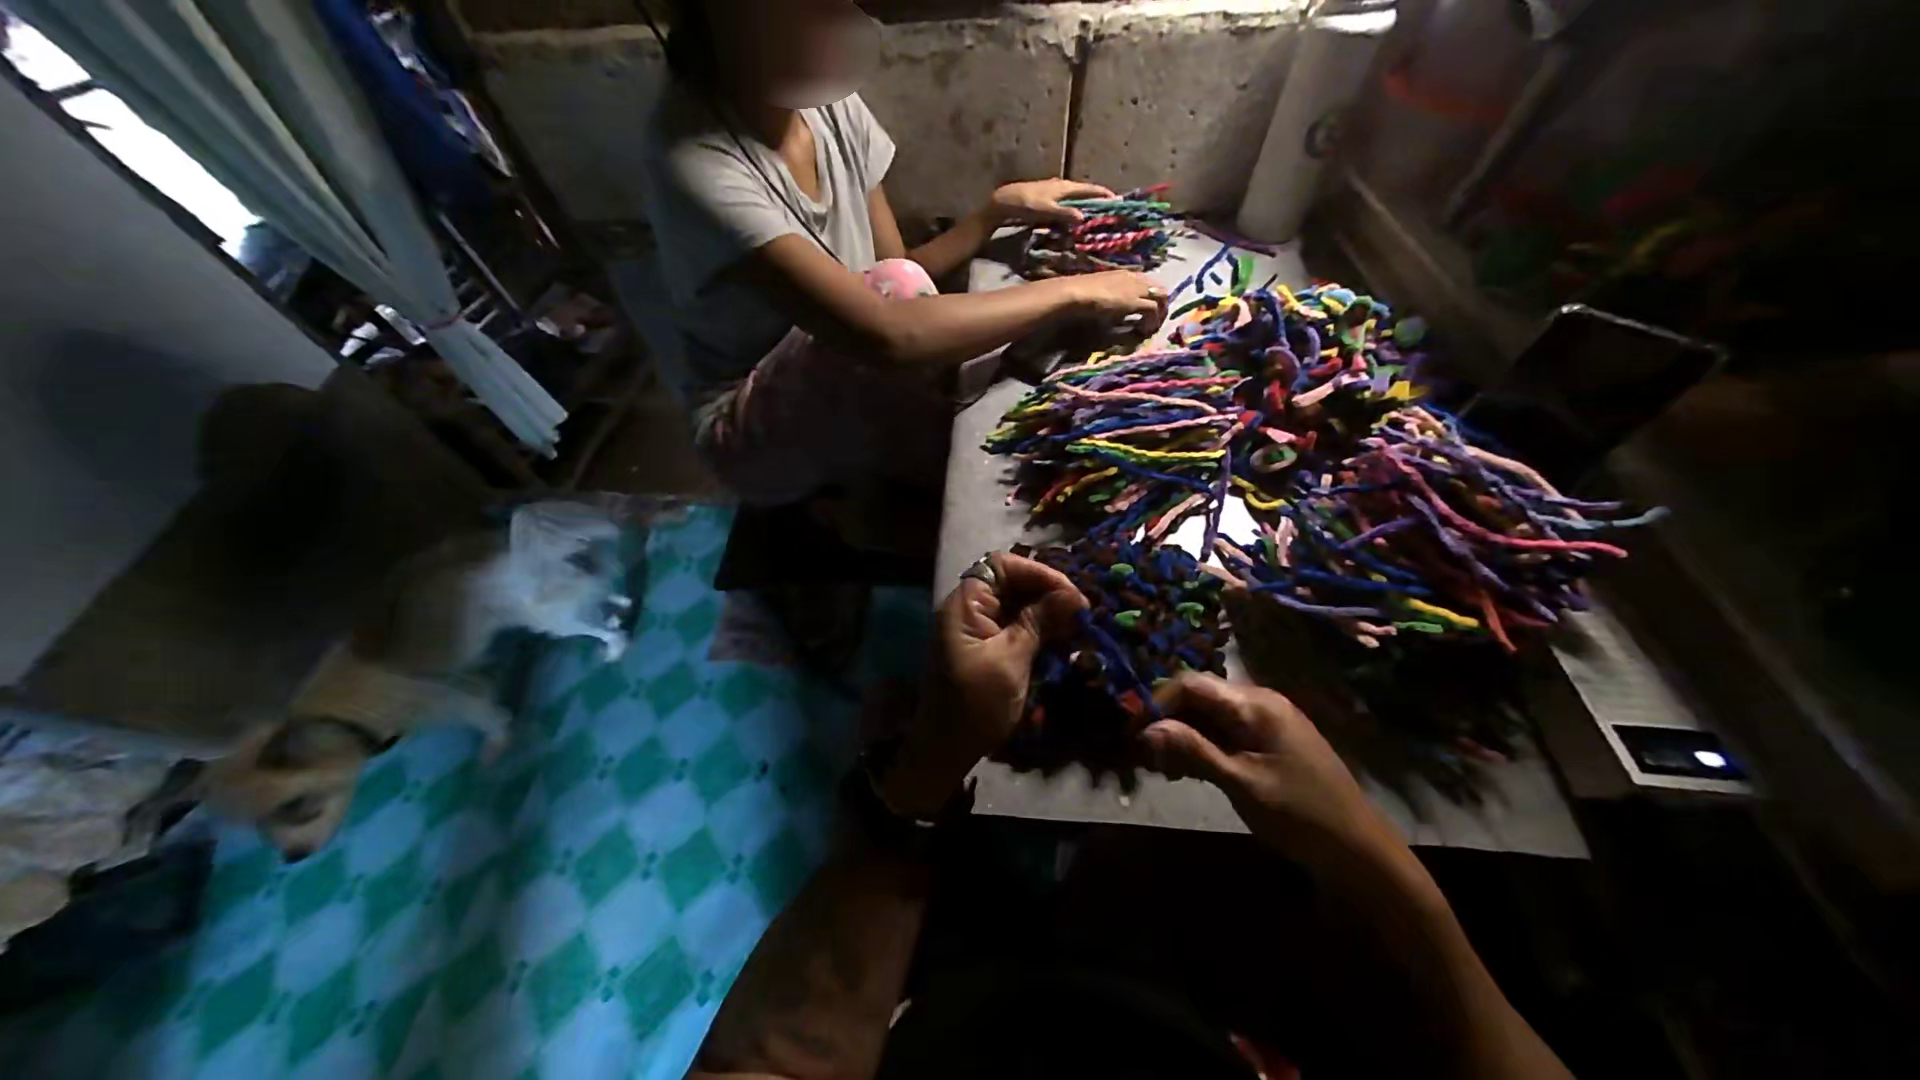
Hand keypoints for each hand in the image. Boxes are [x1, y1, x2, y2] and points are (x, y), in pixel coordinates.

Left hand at [880, 553, 1086, 815]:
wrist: (945, 750)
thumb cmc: (975, 704)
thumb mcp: (1011, 660)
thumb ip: (1039, 623)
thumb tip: (1073, 595)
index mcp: (965, 604)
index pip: (1003, 566)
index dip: (1038, 573)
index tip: (1070, 595)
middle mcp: (968, 609)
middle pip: (1011, 582)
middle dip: (1047, 592)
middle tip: (1080, 612)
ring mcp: (976, 628)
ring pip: (1016, 603)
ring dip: (1046, 611)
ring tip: (1076, 626)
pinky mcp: (985, 647)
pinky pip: (1014, 625)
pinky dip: (1037, 629)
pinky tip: (1060, 640)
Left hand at [990, 178, 1116, 227]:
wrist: (1004, 202)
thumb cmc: (1025, 204)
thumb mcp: (1046, 211)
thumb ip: (1064, 214)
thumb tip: (1083, 218)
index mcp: (1065, 187)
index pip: (1090, 189)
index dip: (1104, 194)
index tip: (1118, 200)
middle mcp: (1062, 187)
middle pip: (1085, 192)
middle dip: (1098, 199)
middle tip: (1111, 209)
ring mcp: (1054, 192)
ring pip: (1076, 197)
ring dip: (1086, 204)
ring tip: (1097, 214)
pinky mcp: (1047, 199)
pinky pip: (1066, 203)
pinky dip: (1074, 208)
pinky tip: (1075, 216)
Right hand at [1069, 270, 1169, 335]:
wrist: (1075, 294)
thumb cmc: (1080, 296)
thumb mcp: (1101, 299)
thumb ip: (1112, 305)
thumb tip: (1117, 316)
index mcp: (1125, 276)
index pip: (1148, 284)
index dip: (1151, 300)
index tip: (1146, 315)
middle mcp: (1135, 279)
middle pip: (1160, 290)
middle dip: (1161, 308)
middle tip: (1153, 325)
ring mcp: (1137, 288)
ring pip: (1161, 298)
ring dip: (1159, 315)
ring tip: (1150, 330)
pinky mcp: (1136, 300)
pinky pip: (1153, 310)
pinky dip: (1151, 322)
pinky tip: (1143, 332)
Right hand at [1140, 674, 1401, 872]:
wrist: (1358, 849)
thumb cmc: (1299, 815)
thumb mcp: (1241, 783)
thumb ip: (1193, 750)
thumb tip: (1146, 729)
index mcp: (1255, 704)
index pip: (1191, 684)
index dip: (1157, 704)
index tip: (1133, 734)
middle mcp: (1259, 701)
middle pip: (1198, 697)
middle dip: (1168, 723)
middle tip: (1147, 759)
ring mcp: (1265, 720)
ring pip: (1208, 716)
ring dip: (1182, 738)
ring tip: (1166, 771)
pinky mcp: (1268, 740)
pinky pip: (1224, 731)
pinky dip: (1202, 747)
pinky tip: (1190, 773)